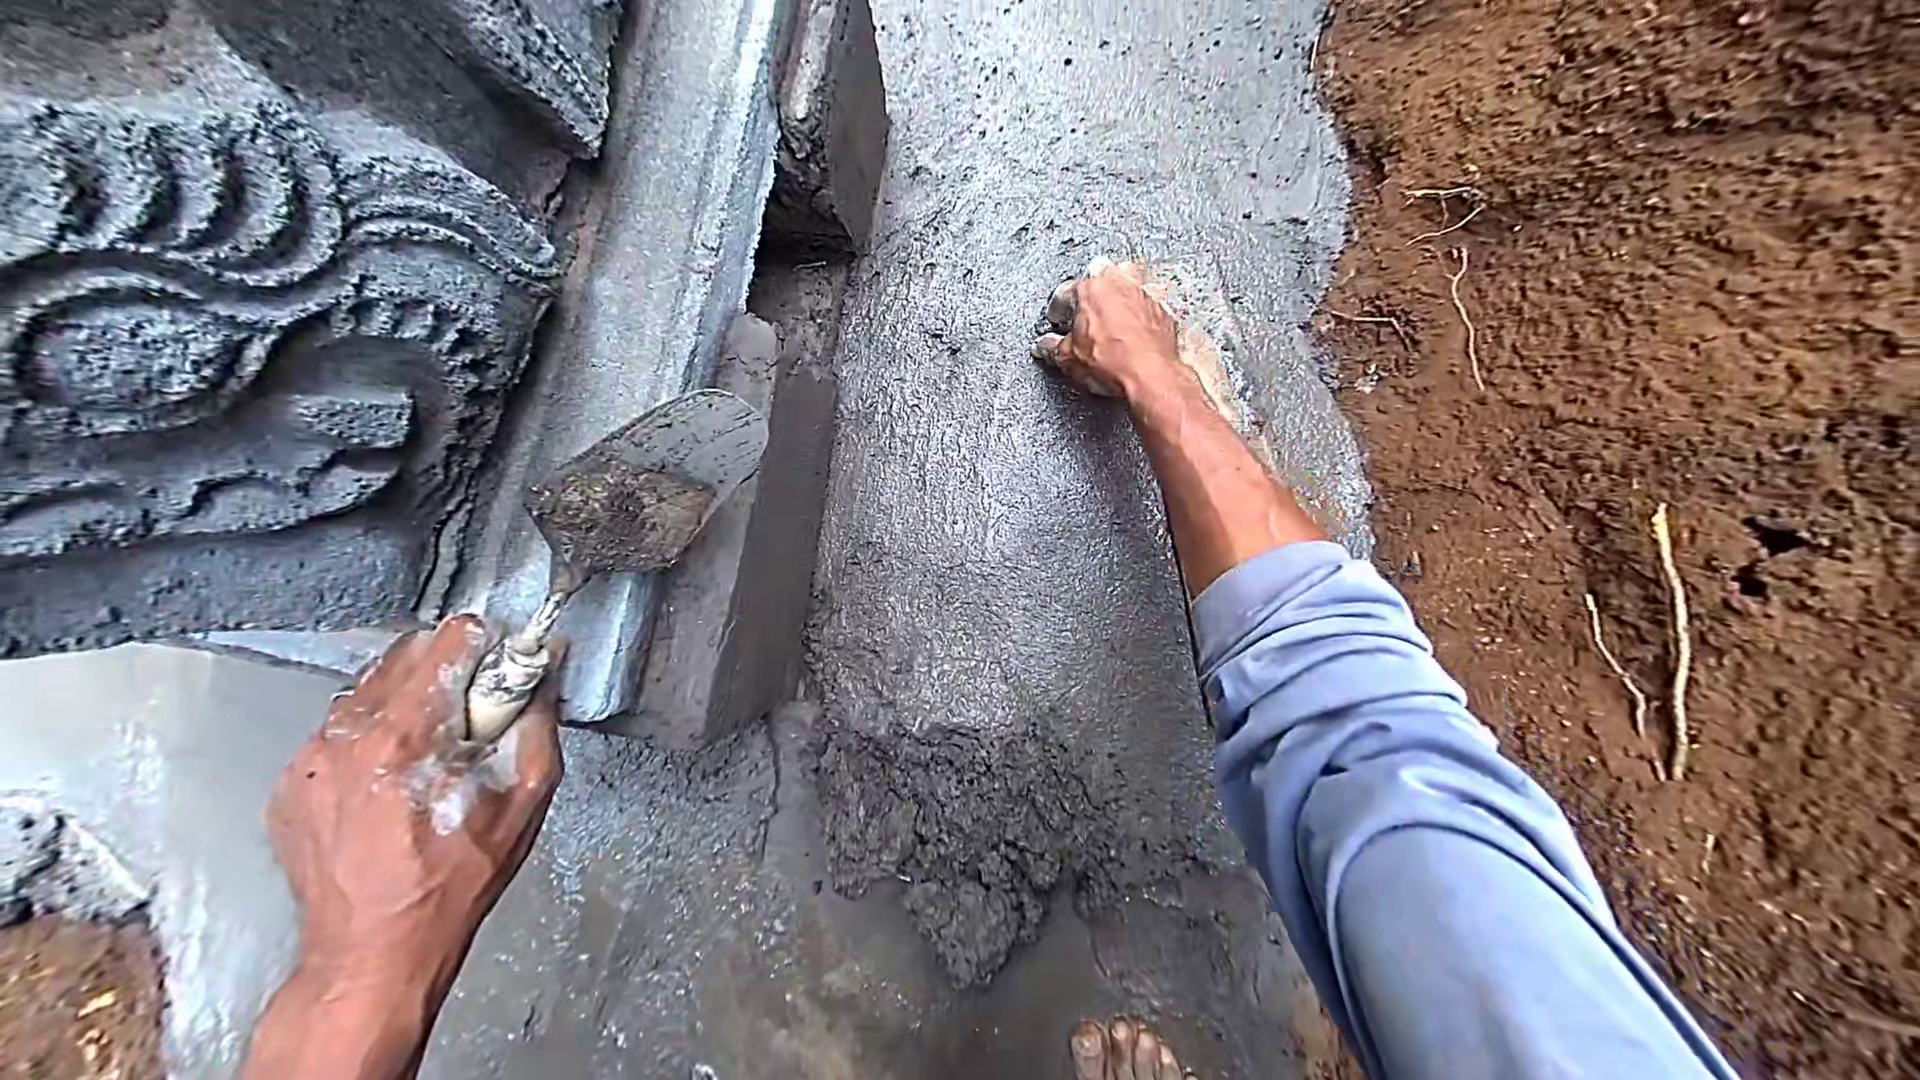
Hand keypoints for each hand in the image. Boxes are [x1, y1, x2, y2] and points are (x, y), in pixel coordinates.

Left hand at [266, 615, 562, 998]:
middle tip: (483, 705)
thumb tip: (548, 671)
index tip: (506, 661)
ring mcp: (309, 762)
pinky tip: (407, 767)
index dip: (488, 643)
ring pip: (372, 686)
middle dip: (454, 666)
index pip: (446, 644)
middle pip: (407, 655)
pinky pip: (343, 725)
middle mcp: (345, 740)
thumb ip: (540, 721)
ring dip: (416, 694)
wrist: (374, 949)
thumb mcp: (528, 795)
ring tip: (446, 741)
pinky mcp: (293, 784)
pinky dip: (380, 727)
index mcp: (403, 738)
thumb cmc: (452, 879)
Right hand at [1032, 258, 1187, 401]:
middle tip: (1084, 315)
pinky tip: (1132, 331)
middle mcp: (1118, 282)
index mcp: (1089, 287)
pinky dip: (1138, 314)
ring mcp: (1143, 292)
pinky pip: (1145, 304)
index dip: (1056, 311)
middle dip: (1090, 293)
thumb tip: (1044, 346)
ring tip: (1110, 320)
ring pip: (1125, 284)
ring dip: (1116, 297)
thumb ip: (1052, 347)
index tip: (1057, 322)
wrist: (1151, 374)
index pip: (1064, 293)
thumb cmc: (1113, 361)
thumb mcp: (1069, 358)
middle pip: (1098, 277)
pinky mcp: (1162, 309)